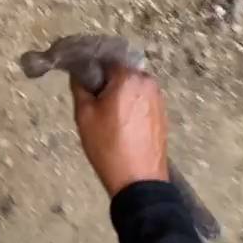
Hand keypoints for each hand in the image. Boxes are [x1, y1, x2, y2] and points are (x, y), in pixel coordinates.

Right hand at [71, 65, 169, 196]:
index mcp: (128, 76)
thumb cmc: (108, 146)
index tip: (82, 81)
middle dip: (107, 80)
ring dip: (121, 92)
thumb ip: (80, 86)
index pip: (105, 59)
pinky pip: (142, 99)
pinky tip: (122, 121)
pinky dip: (132, 103)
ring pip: (133, 85)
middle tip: (93, 99)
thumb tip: (79, 72)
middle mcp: (147, 81)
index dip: (91, 67)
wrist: (139, 183)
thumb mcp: (84, 115)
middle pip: (121, 71)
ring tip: (107, 112)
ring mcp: (159, 98)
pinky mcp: (163, 114)